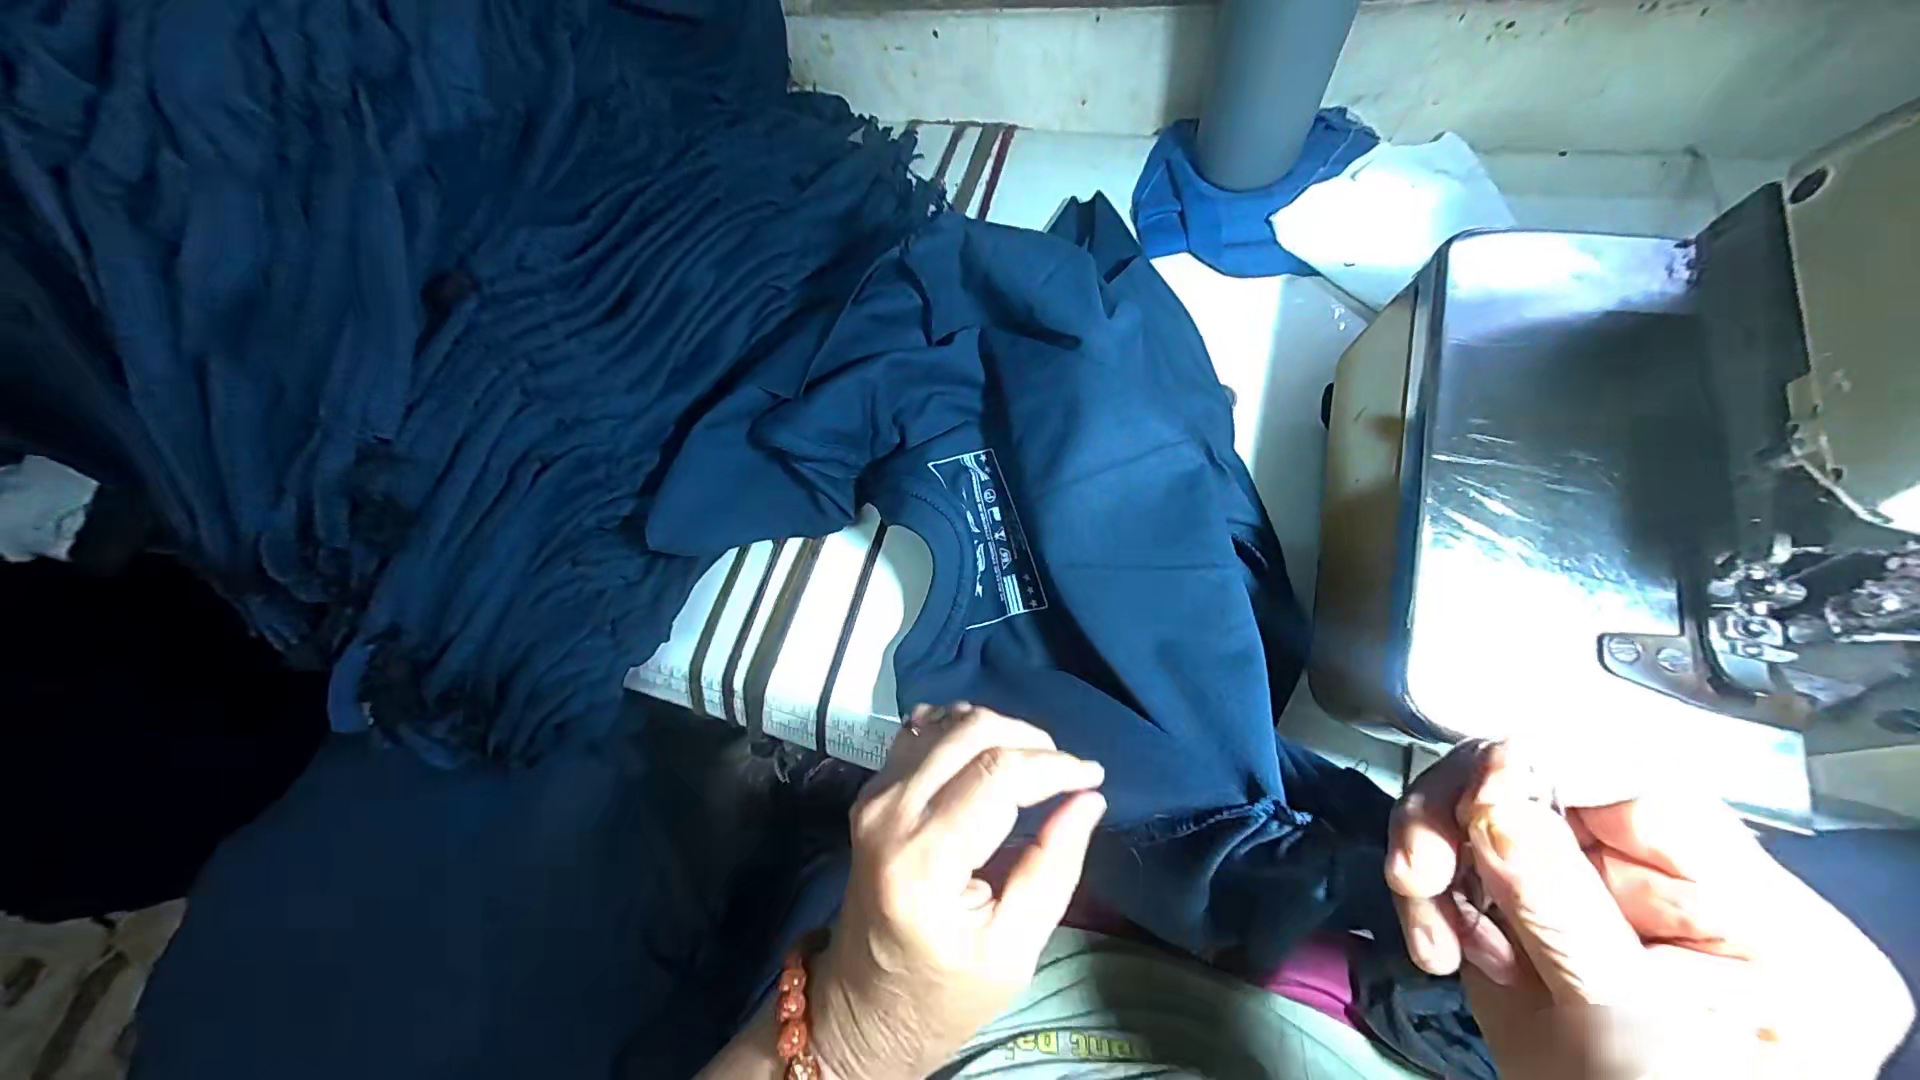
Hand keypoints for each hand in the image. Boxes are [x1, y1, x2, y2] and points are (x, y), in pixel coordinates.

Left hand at [809, 704, 1106, 1079]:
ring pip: (949, 722)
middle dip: (1031, 740)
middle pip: (973, 733)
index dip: (1054, 765)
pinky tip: (987, 750)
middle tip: (1065, 770)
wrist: (862, 1003)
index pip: (998, 774)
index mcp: (925, 861)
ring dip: (1000, 729)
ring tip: (1033, 763)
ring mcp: (876, 795)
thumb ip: (1054, 867)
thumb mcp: (1014, 952)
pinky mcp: (872, 790)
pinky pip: (923, 732)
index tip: (1092, 776)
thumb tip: (1088, 797)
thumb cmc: (942, 993)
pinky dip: (963, 729)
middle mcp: (893, 812)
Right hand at [1388, 740, 1912, 1078]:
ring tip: (1431, 936)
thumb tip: (1491, 798)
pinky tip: (1438, 950)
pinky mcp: (1509, 905)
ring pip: (1473, 812)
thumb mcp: (1632, 1025)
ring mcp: (1574, 890)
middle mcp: (1649, 880)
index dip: (1543, 777)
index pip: (1630, 790)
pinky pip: (1446, 857)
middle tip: (1416, 873)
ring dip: (1429, 860)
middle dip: (1458, 820)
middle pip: (1534, 787)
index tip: (1475, 800)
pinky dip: (1424, 895)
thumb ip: (1564, 906)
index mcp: (1737, 905)